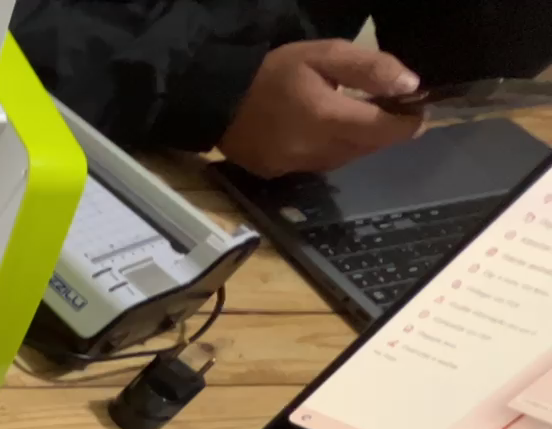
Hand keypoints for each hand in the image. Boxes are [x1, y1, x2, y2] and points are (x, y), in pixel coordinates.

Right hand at [219, 39, 421, 177]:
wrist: (216, 102)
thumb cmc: (273, 73)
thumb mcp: (328, 54)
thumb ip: (372, 68)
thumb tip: (411, 86)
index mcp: (328, 119)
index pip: (384, 131)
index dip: (408, 123)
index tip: (416, 110)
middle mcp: (310, 149)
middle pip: (364, 149)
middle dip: (382, 133)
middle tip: (388, 114)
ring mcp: (289, 164)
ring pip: (340, 161)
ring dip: (355, 145)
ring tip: (357, 125)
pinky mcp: (272, 171)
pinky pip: (312, 166)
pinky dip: (326, 154)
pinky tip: (322, 138)